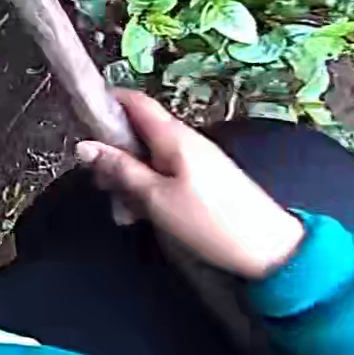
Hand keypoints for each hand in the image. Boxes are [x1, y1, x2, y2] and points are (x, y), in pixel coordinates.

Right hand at [74, 90, 304, 279]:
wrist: (273, 253)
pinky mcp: (201, 178)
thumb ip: (119, 168)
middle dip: (110, 151)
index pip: (135, 101)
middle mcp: (184, 141)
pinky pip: (161, 172)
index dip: (106, 100)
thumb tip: (84, 145)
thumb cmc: (210, 221)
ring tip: (120, 207)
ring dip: (126, 175)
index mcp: (173, 137)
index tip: (80, 115)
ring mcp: (194, 160)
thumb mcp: (154, 197)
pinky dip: (144, 186)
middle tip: (98, 180)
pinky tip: (139, 213)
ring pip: (145, 155)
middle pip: (135, 131)